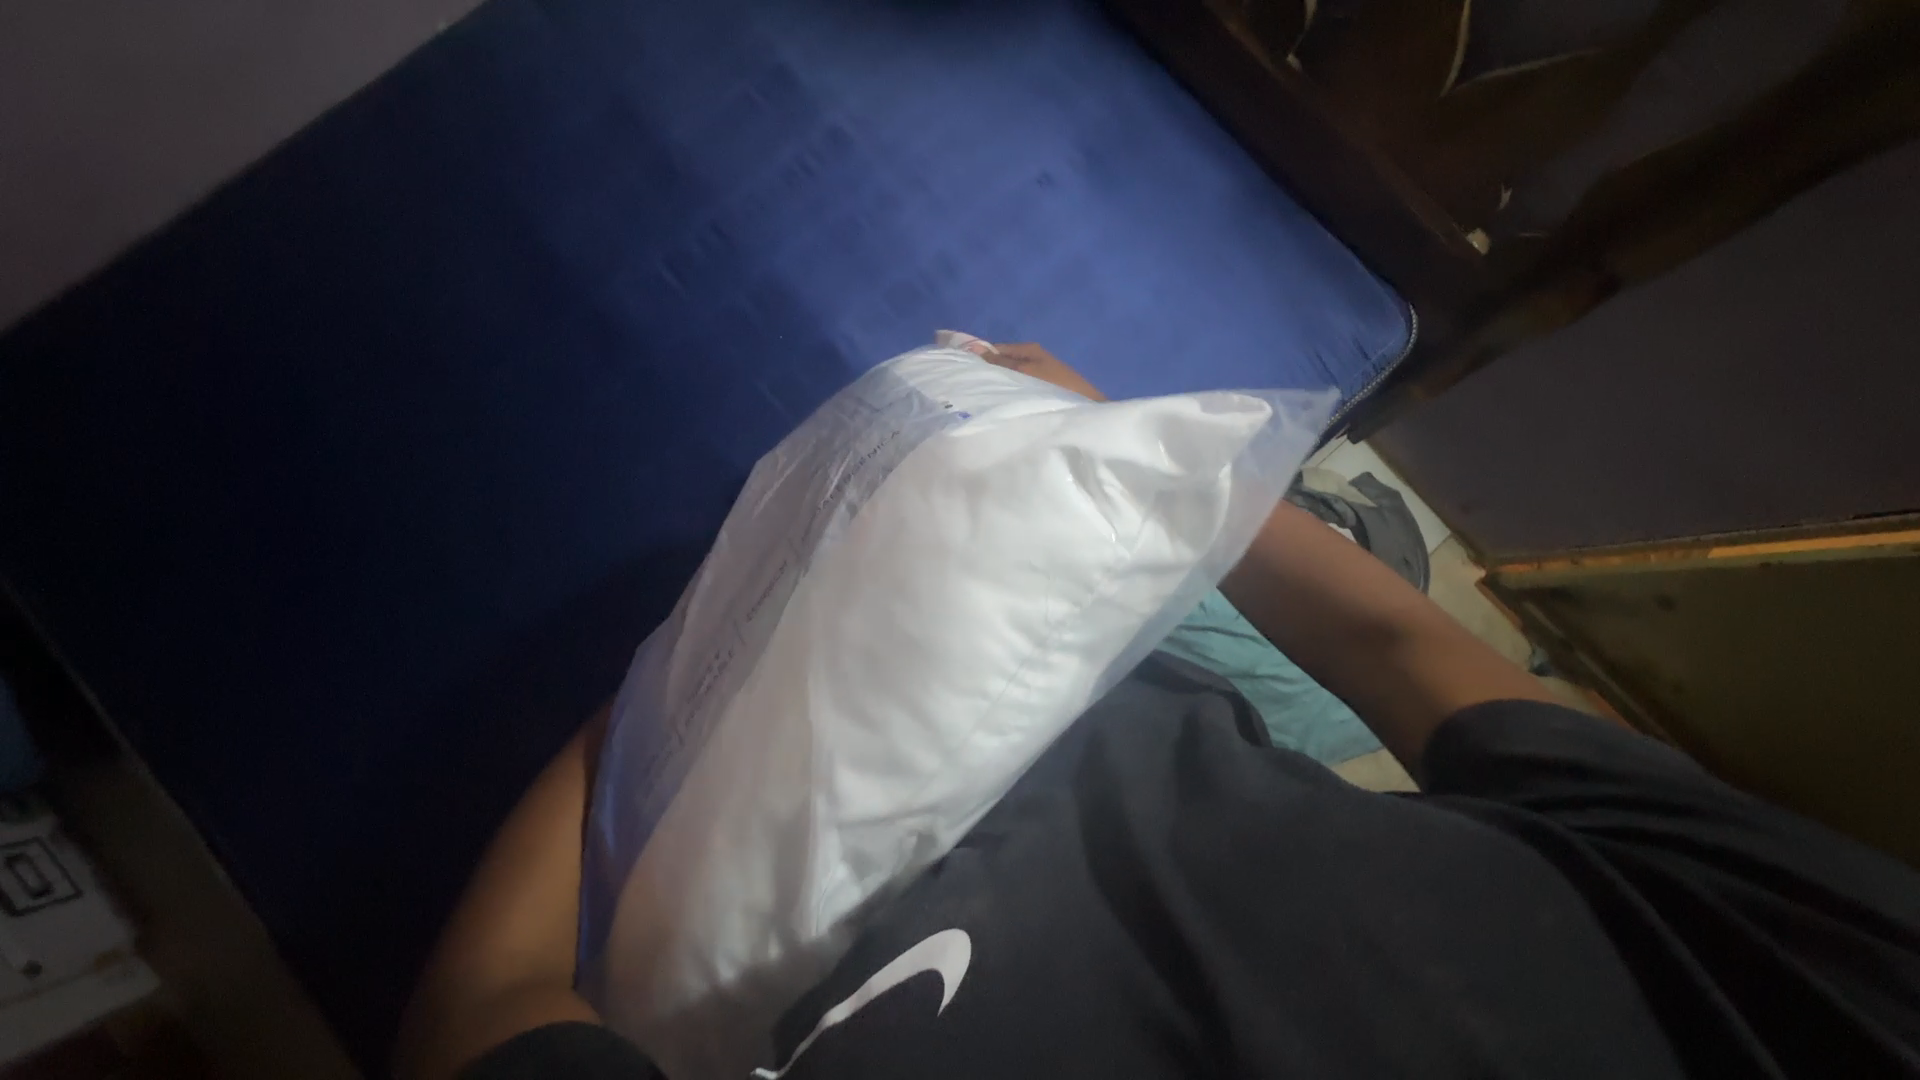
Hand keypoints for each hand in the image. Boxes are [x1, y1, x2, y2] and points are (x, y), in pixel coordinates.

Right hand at [976, 342, 1106, 401]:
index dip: (980, 358)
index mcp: (1027, 348)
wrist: (1086, 405)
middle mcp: (1031, 356)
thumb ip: (1000, 362)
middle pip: (1002, 362)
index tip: (963, 372)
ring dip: (999, 383)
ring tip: (984, 396)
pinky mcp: (1041, 386)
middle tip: (972, 387)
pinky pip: (1019, 385)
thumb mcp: (1024, 372)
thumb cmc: (1055, 385)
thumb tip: (973, 348)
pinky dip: (1010, 390)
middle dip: (989, 372)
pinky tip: (1002, 402)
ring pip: (1010, 375)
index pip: (995, 349)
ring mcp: (1037, 372)